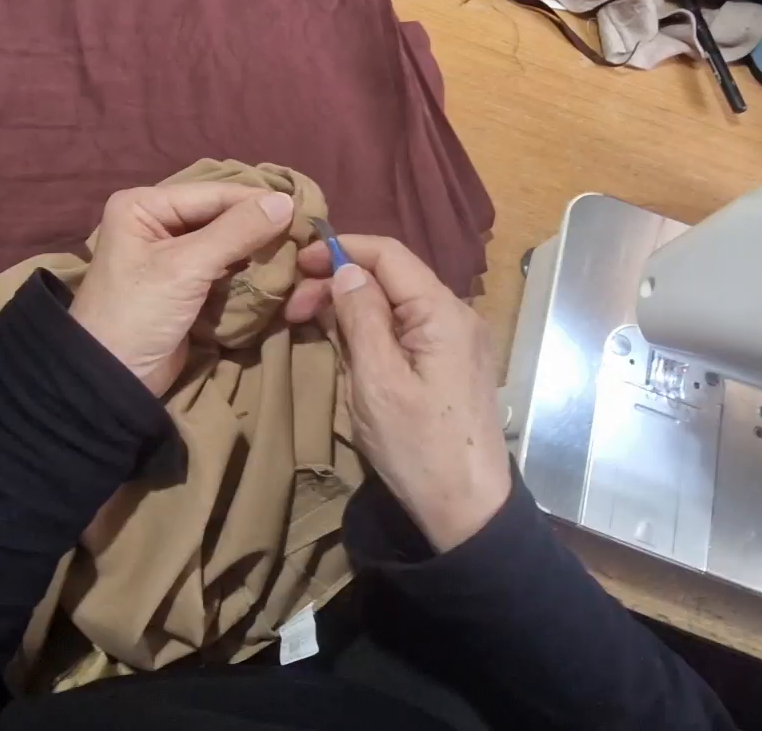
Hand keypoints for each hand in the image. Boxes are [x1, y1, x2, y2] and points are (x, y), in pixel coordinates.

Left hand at [69, 183, 295, 394]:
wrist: (113, 380)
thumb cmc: (140, 313)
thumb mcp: (187, 268)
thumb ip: (236, 232)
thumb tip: (286, 202)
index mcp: (143, 204)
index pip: (212, 193)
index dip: (257, 201)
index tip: (303, 210)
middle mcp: (155, 220)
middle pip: (219, 214)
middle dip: (258, 225)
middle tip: (304, 233)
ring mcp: (169, 252)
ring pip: (225, 239)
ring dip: (256, 247)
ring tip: (296, 250)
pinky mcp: (184, 282)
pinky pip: (222, 264)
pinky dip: (246, 268)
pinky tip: (274, 269)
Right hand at [286, 235, 509, 551]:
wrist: (469, 512)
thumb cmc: (418, 446)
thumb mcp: (378, 381)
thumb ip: (361, 317)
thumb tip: (345, 270)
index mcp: (441, 312)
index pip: (388, 254)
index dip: (341, 248)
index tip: (297, 262)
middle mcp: (454, 315)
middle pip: (390, 276)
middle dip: (338, 281)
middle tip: (292, 308)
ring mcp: (453, 340)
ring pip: (393, 302)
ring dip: (349, 305)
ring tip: (308, 323)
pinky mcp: (446, 363)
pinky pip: (403, 328)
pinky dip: (368, 327)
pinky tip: (341, 341)